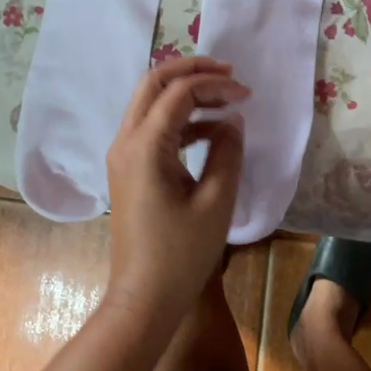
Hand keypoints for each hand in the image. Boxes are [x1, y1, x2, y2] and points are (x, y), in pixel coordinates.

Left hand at [104, 57, 247, 322]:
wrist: (143, 299)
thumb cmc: (181, 254)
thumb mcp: (215, 202)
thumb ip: (227, 152)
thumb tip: (232, 120)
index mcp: (144, 145)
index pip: (179, 92)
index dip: (215, 84)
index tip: (247, 94)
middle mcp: (126, 141)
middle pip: (153, 83)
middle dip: (191, 71)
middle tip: (228, 74)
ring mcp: (123, 155)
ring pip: (150, 102)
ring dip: (185, 93)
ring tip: (225, 98)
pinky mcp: (128, 169)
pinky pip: (151, 127)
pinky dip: (179, 118)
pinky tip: (210, 130)